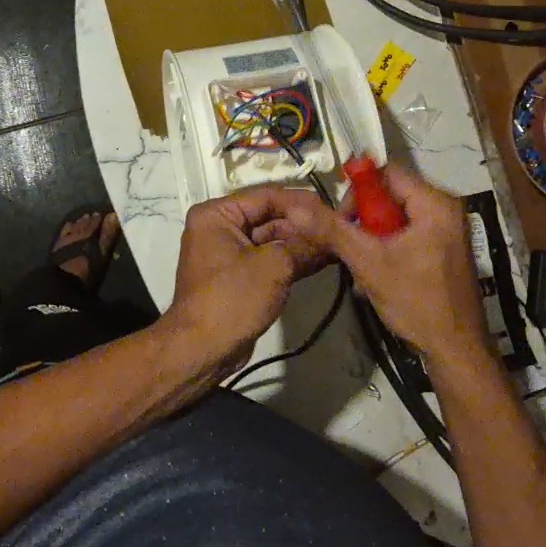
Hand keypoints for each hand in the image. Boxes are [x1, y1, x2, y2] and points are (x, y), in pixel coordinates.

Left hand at [160, 186, 332, 377]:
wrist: (204, 350)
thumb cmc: (233, 298)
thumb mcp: (273, 266)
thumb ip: (304, 245)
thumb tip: (332, 235)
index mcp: (216, 214)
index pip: (266, 196)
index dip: (302, 202)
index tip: (333, 208)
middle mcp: (220, 228)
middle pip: (270, 217)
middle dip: (305, 225)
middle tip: (341, 227)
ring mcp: (230, 253)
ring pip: (273, 240)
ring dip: (304, 243)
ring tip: (339, 242)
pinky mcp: (240, 276)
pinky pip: (270, 259)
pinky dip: (294, 260)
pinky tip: (325, 259)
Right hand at [288, 164, 487, 364]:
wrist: (456, 350)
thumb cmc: (416, 302)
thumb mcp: (369, 263)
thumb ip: (333, 231)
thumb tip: (297, 207)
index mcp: (436, 203)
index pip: (387, 173)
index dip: (358, 191)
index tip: (342, 221)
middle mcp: (446, 208)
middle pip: (391, 194)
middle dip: (364, 219)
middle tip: (350, 247)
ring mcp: (448, 230)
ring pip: (396, 217)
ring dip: (373, 238)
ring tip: (362, 265)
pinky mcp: (445, 248)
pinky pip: (408, 233)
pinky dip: (388, 247)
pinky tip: (377, 274)